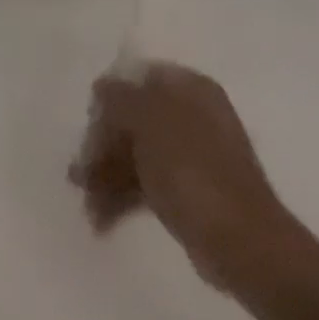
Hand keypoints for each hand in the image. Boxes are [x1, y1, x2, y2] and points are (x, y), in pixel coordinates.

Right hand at [69, 62, 304, 292]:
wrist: (237, 238)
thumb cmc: (194, 174)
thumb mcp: (152, 124)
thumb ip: (122, 99)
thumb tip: (103, 86)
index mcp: (191, 91)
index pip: (139, 81)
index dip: (109, 102)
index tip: (90, 129)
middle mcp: (192, 119)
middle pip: (132, 122)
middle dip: (101, 148)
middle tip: (80, 176)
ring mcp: (190, 159)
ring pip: (134, 158)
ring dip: (105, 179)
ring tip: (89, 207)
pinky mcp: (185, 194)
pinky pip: (144, 187)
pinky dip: (121, 201)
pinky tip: (102, 222)